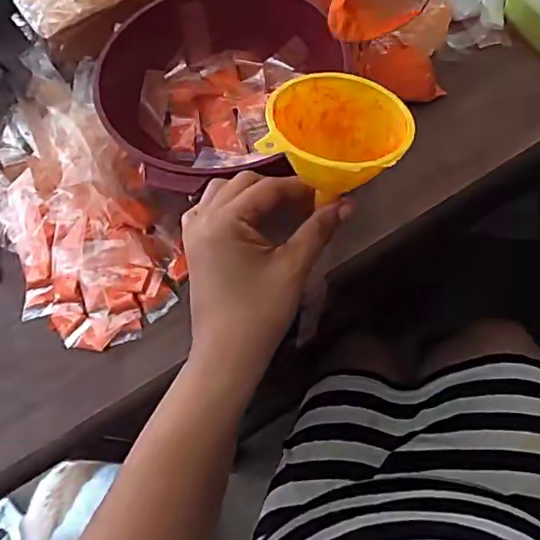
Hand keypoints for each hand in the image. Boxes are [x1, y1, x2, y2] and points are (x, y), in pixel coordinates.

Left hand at [181, 173, 347, 375]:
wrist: (226, 355)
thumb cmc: (259, 314)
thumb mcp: (292, 269)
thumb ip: (318, 231)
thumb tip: (345, 204)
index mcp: (223, 221)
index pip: (265, 188)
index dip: (298, 187)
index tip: (325, 192)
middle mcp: (203, 218)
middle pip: (242, 183)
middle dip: (276, 187)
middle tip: (308, 201)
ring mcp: (193, 231)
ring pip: (223, 192)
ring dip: (252, 193)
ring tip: (282, 207)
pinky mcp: (194, 246)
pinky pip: (208, 210)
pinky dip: (230, 205)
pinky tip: (250, 219)